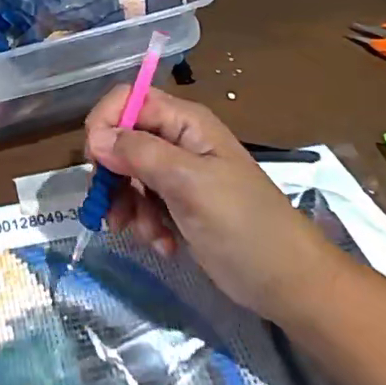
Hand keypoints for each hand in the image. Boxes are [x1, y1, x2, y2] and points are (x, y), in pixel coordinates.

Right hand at [83, 85, 336, 319]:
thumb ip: (140, 153)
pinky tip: (162, 243)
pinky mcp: (178, 204)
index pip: (128, 99)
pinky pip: (141, 201)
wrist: (290, 285)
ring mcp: (178, 173)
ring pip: (127, 172)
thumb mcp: (189, 184)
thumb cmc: (244, 226)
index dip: (105, 122)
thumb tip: (95, 136)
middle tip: (111, 204)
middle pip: (122, 138)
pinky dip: (142, 222)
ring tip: (143, 232)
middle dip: (112, 172)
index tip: (94, 160)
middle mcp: (178, 140)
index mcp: (185, 122)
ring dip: (127, 203)